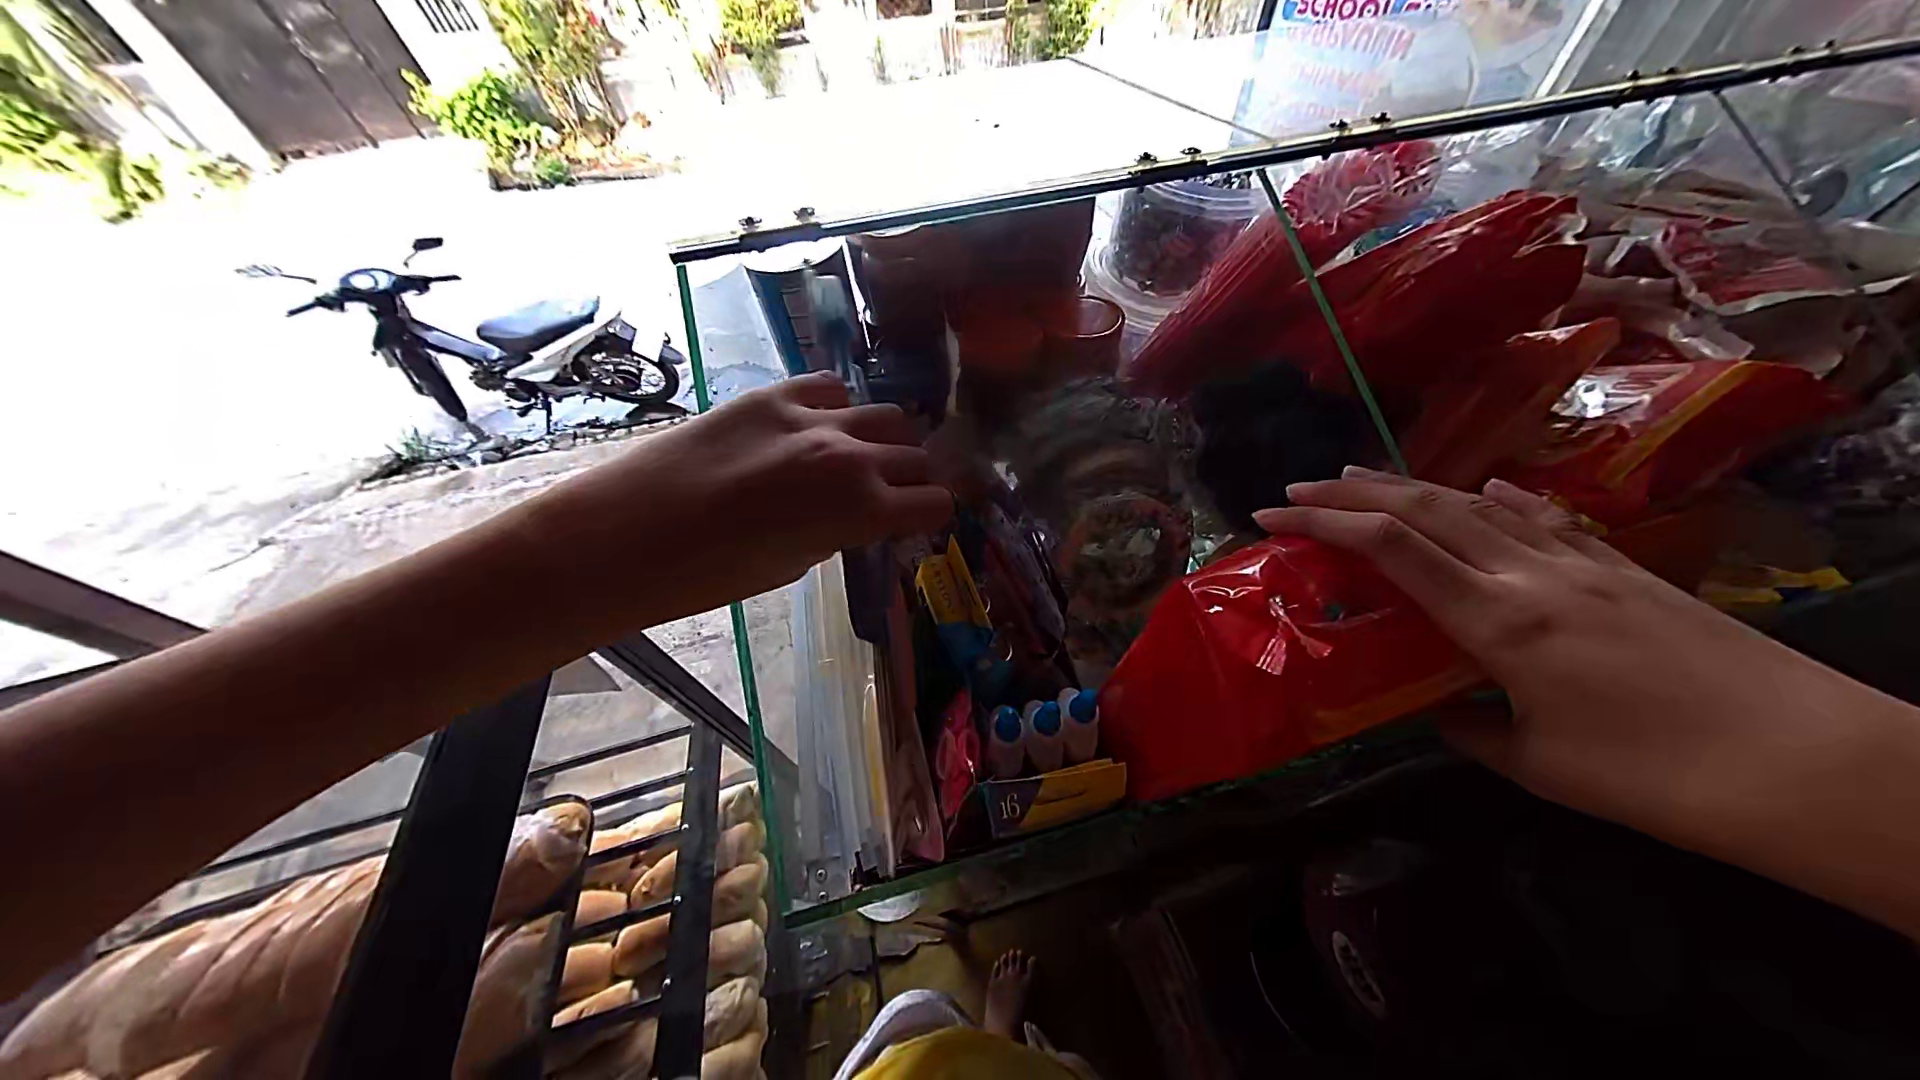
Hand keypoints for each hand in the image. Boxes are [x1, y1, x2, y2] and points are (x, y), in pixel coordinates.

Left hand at [530, 372, 950, 630]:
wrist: (626, 533)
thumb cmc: (712, 575)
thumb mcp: (796, 565)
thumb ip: (840, 531)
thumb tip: (857, 513)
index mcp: (861, 510)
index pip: (935, 502)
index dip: (931, 515)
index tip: (918, 521)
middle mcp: (851, 456)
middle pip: (918, 456)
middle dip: (914, 478)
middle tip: (893, 494)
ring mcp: (813, 418)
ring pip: (886, 415)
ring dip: (885, 441)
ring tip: (861, 457)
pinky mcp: (774, 395)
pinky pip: (832, 389)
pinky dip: (839, 409)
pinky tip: (819, 428)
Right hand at [1255, 468, 1919, 936]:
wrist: (1828, 770)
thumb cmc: (1660, 778)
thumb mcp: (1538, 764)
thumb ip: (1470, 726)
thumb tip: (1437, 711)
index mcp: (1497, 618)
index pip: (1388, 548)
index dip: (1322, 523)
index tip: (1273, 515)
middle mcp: (1531, 572)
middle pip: (1421, 508)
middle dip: (1347, 492)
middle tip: (1296, 487)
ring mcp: (1581, 561)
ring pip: (1473, 501)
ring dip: (1405, 485)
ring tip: (1358, 476)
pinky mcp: (1621, 566)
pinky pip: (1537, 516)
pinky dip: (1491, 496)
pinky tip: (1478, 487)